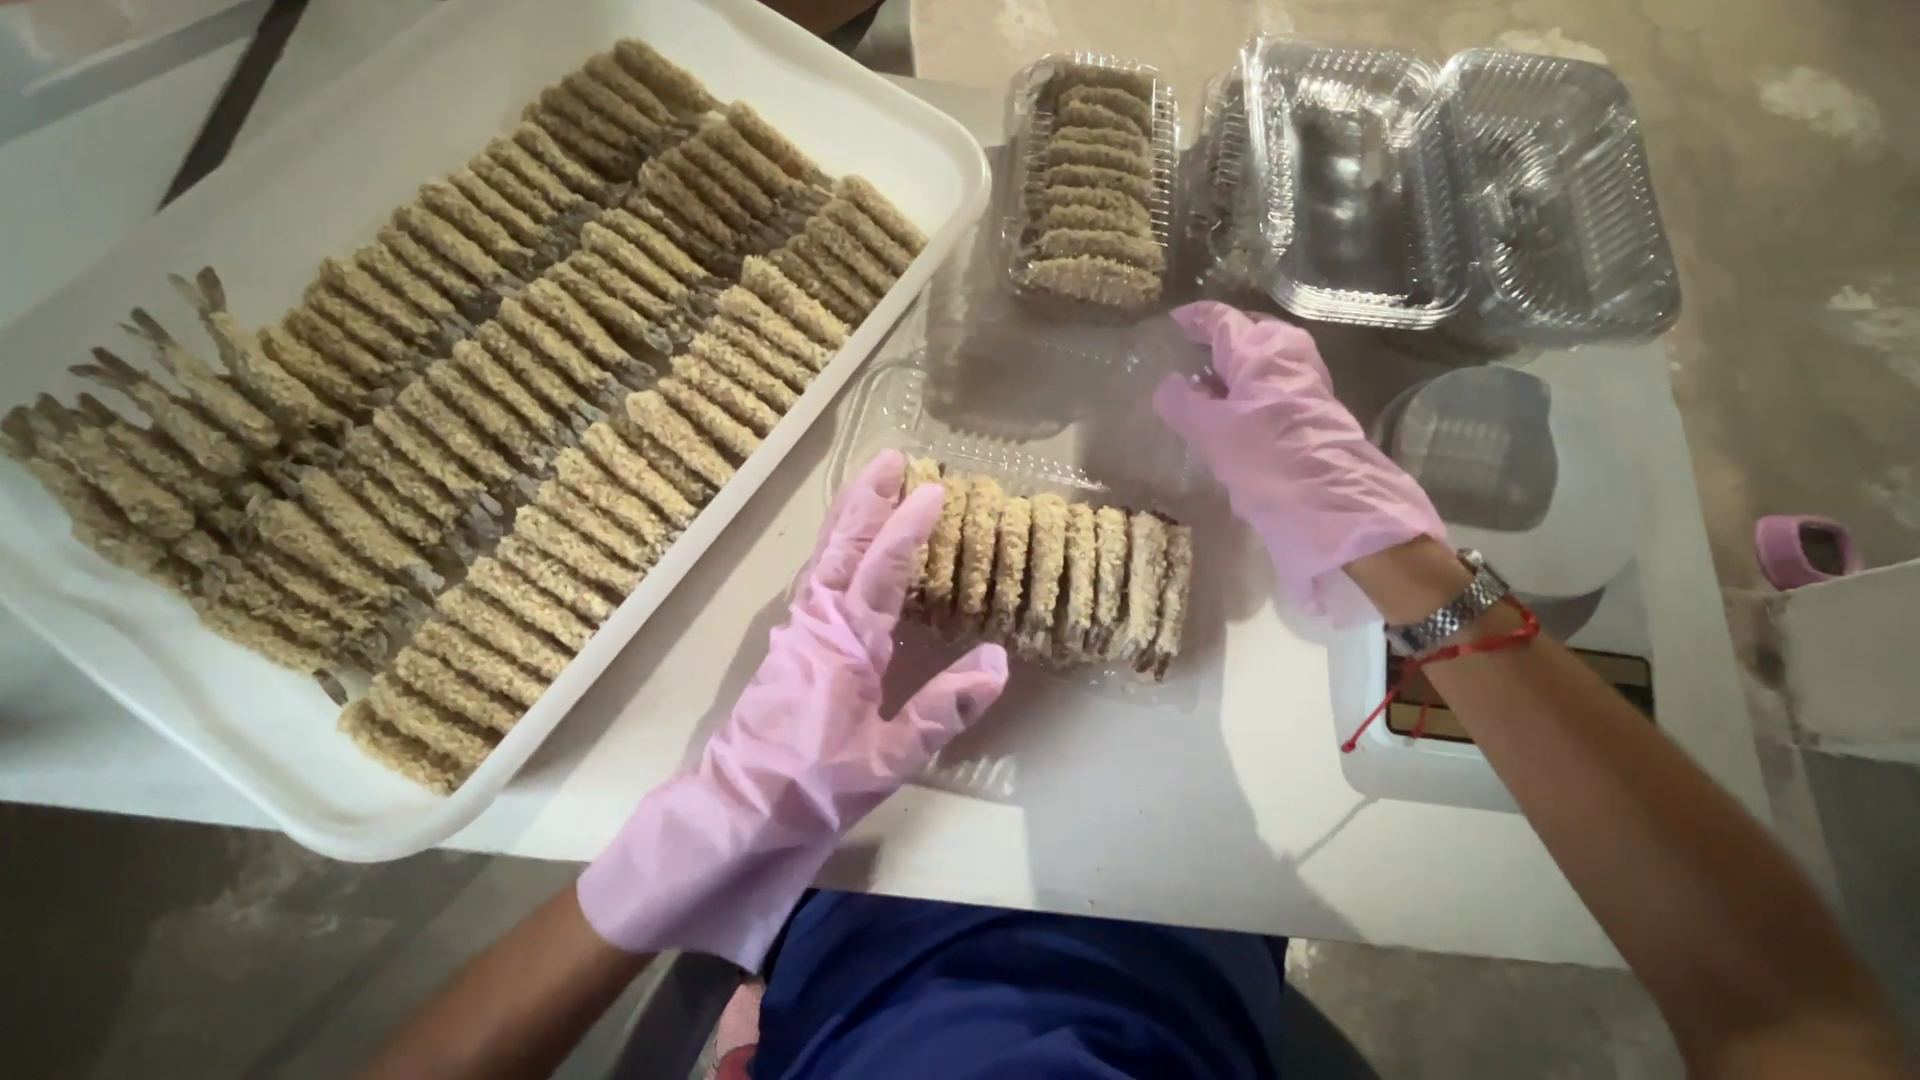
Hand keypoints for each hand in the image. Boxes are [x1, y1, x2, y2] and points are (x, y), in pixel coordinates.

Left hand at [577, 450, 1008, 968]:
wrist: (736, 816)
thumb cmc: (811, 787)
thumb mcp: (886, 758)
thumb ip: (941, 709)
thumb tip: (997, 660)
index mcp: (844, 643)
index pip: (880, 571)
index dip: (907, 528)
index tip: (934, 487)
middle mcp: (816, 625)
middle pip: (842, 548)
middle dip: (866, 500)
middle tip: (890, 457)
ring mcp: (797, 634)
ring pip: (825, 560)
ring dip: (848, 519)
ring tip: (871, 486)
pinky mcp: (790, 650)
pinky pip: (817, 582)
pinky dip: (835, 552)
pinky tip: (844, 554)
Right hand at [1153, 301, 1445, 624]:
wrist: (1328, 502)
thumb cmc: (1262, 455)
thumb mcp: (1210, 430)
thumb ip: (1183, 404)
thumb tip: (1169, 385)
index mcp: (1260, 349)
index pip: (1222, 320)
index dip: (1197, 318)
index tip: (1176, 321)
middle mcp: (1288, 355)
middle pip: (1251, 332)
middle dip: (1224, 338)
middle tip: (1194, 349)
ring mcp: (1306, 381)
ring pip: (1266, 360)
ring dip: (1239, 366)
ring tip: (1208, 383)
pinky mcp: (1313, 410)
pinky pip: (1275, 383)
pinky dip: (1252, 386)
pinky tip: (1235, 410)